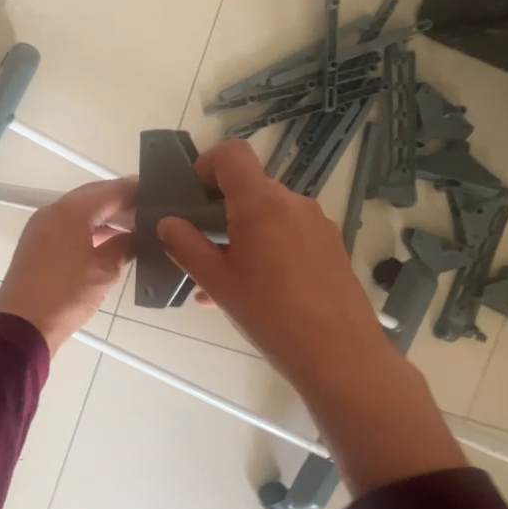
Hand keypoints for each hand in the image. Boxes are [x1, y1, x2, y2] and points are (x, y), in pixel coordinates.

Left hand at [0, 177, 136, 351]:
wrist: (23, 324)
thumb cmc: (66, 294)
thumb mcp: (104, 270)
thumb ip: (124, 246)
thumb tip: (136, 236)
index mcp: (70, 212)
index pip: (109, 191)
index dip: (136, 190)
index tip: (159, 192)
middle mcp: (51, 212)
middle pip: (91, 197)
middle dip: (120, 201)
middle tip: (149, 209)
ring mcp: (40, 227)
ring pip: (78, 212)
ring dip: (104, 216)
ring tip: (135, 226)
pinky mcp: (35, 244)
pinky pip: (67, 226)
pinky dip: (88, 229)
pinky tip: (109, 240)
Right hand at [155, 140, 394, 394]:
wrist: (339, 354)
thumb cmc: (269, 313)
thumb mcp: (216, 280)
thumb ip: (185, 245)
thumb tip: (168, 222)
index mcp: (261, 204)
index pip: (232, 154)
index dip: (205, 165)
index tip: (190, 196)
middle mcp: (293, 204)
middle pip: (248, 187)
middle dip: (218, 209)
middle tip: (196, 246)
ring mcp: (316, 225)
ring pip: (266, 215)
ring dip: (239, 234)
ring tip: (220, 278)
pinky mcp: (330, 248)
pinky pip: (287, 235)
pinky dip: (263, 249)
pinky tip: (250, 290)